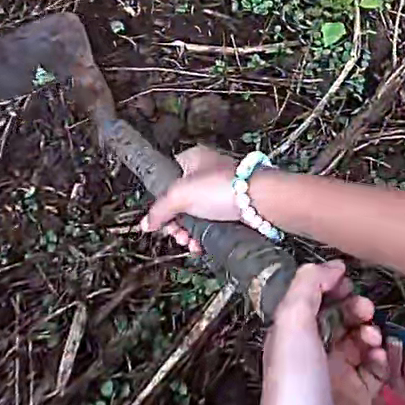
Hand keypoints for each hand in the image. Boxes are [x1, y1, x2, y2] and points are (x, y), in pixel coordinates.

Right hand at [140, 146, 266, 253]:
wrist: (259, 200)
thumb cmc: (220, 188)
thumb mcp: (180, 195)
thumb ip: (159, 210)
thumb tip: (145, 225)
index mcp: (192, 159)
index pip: (166, 177)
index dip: (160, 200)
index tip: (160, 218)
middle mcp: (204, 172)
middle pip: (178, 201)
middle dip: (175, 223)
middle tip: (178, 235)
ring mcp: (218, 190)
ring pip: (193, 214)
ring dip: (187, 232)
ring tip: (190, 243)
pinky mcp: (229, 207)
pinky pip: (209, 222)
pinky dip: (202, 235)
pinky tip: (200, 245)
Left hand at [247, 260, 386, 404]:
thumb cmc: (295, 384)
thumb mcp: (292, 321)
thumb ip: (308, 285)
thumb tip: (333, 265)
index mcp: (291, 334)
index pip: (310, 299)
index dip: (328, 286)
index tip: (347, 279)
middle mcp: (312, 354)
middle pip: (336, 318)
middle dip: (352, 307)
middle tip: (364, 308)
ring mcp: (336, 378)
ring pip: (357, 342)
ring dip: (367, 331)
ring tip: (372, 335)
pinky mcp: (359, 402)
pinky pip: (373, 370)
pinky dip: (379, 359)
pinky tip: (379, 357)